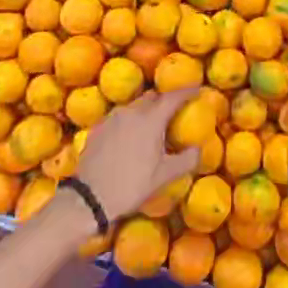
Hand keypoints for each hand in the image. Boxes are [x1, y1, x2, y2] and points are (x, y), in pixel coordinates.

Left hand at [73, 89, 201, 218]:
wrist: (89, 199)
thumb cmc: (131, 185)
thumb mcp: (164, 176)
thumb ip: (187, 159)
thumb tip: (198, 149)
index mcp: (151, 119)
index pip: (173, 97)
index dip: (188, 91)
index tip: (198, 89)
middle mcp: (131, 111)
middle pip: (152, 97)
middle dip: (164, 100)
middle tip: (173, 112)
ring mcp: (112, 118)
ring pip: (134, 106)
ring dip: (145, 110)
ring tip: (150, 127)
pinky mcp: (98, 128)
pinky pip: (119, 117)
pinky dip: (128, 121)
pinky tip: (128, 138)